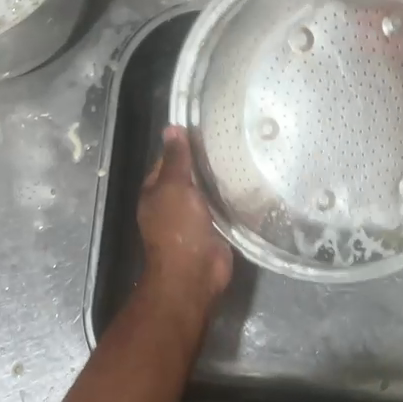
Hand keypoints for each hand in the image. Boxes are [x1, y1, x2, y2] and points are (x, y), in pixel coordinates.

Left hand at [137, 126, 232, 320]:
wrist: (194, 273)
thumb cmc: (178, 227)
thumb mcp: (174, 186)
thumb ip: (176, 159)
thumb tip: (171, 128)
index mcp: (155, 191)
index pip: (168, 160)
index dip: (184, 145)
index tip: (207, 128)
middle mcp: (171, 204)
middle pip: (189, 177)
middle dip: (205, 163)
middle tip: (232, 141)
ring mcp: (192, 219)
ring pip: (206, 193)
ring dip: (219, 181)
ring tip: (243, 157)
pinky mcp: (213, 231)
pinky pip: (221, 210)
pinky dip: (230, 200)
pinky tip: (247, 185)